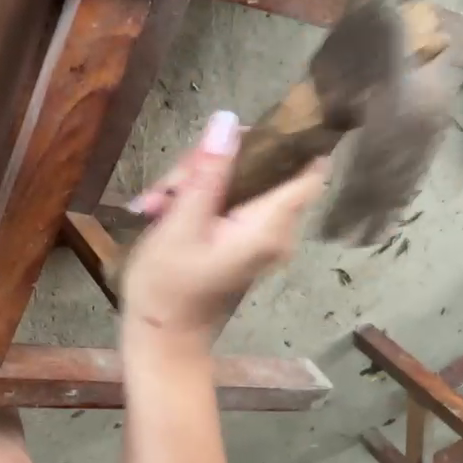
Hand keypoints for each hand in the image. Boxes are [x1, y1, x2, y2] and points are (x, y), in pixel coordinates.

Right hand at [121, 111, 328, 350]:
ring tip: (153, 204)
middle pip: (261, 169)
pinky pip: (227, 204)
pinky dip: (195, 202)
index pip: (309, 165)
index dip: (289, 136)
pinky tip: (159, 212)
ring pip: (238, 184)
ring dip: (194, 183)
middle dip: (212, 163)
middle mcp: (275, 229)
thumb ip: (207, 172)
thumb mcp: (180, 224)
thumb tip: (227, 120)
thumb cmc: (168, 289)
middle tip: (167, 185)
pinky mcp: (239, 243)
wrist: (161, 343)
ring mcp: (257, 237)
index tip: (245, 127)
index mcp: (269, 224)